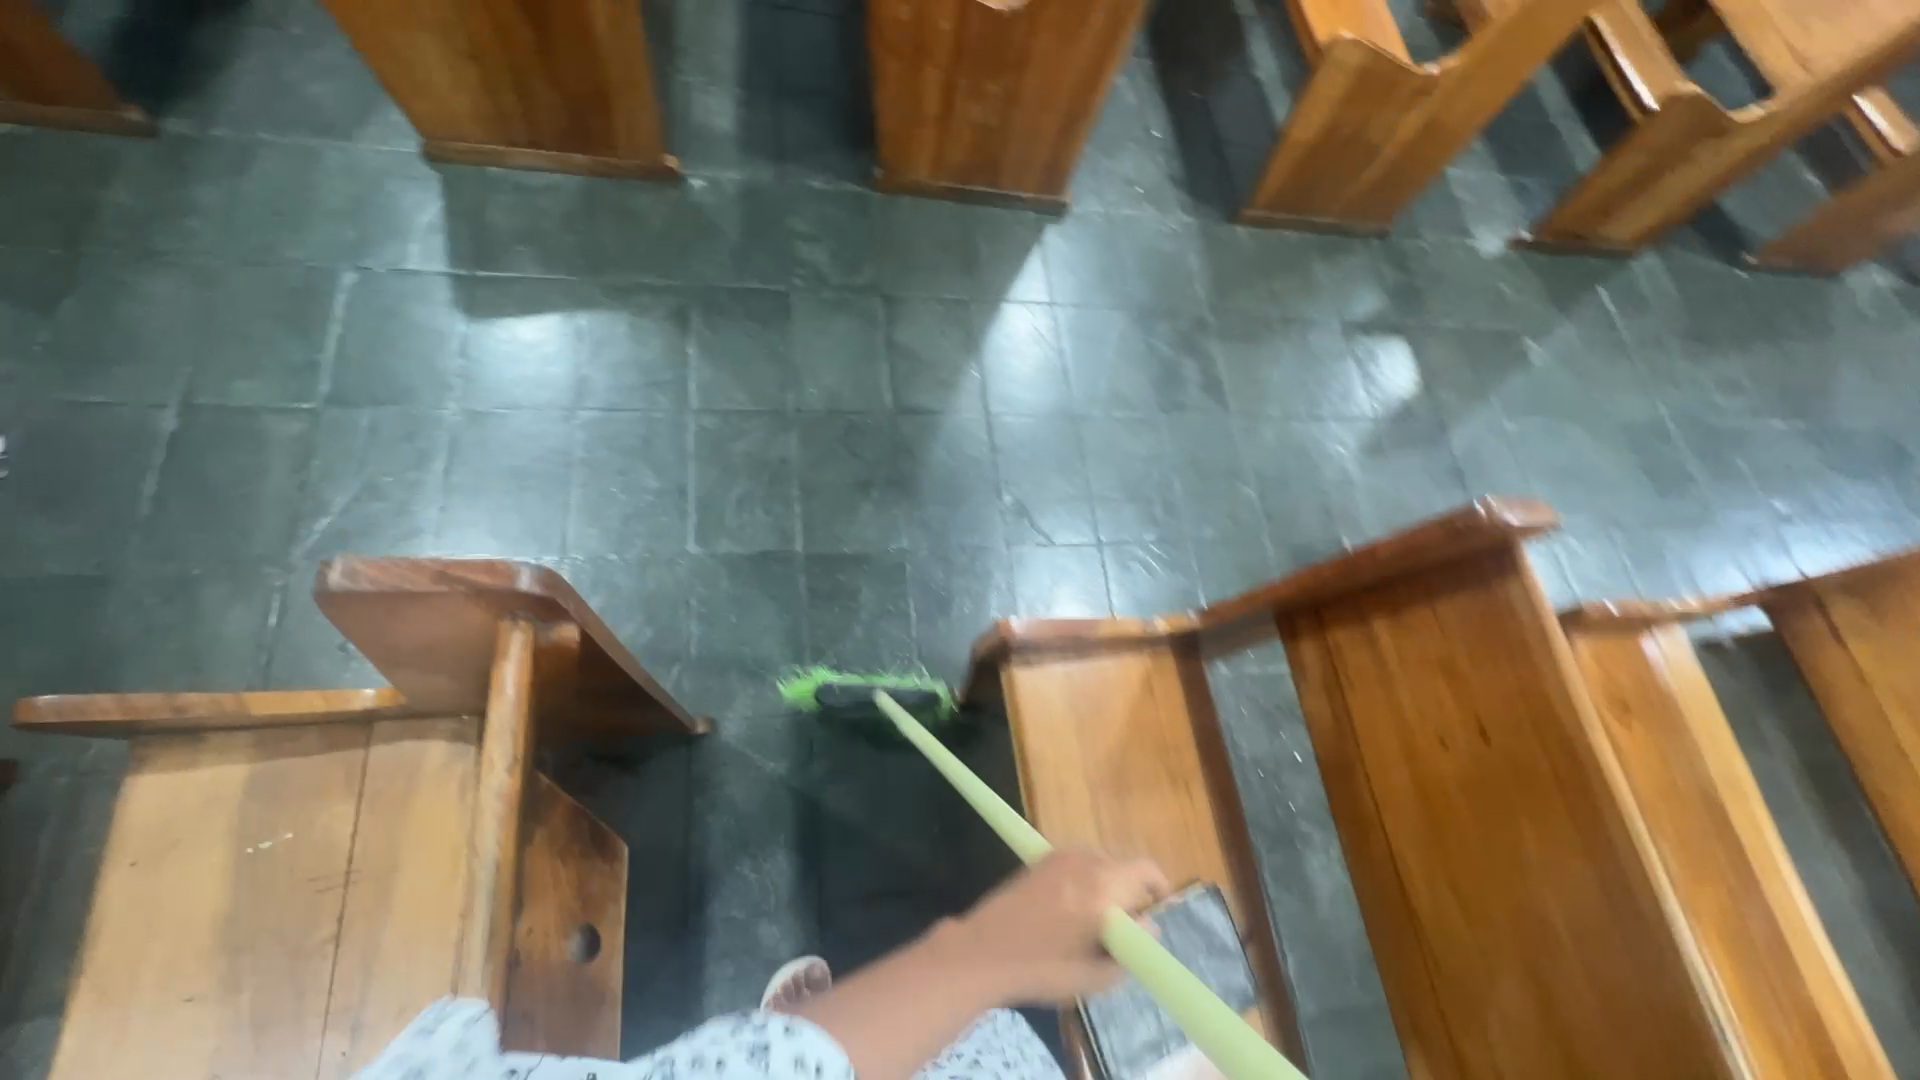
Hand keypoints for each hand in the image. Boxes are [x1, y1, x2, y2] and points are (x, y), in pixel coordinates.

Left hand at [936, 850, 1169, 1006]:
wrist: (982, 951)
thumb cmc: (1041, 969)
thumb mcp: (1093, 976)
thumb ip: (1129, 953)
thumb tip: (1148, 928)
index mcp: (1103, 888)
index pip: (1145, 870)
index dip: (1158, 888)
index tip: (1155, 912)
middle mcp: (1085, 862)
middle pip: (1123, 865)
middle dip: (1130, 891)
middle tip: (1124, 926)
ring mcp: (1059, 857)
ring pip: (1099, 862)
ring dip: (1106, 884)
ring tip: (1095, 920)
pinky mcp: (1040, 860)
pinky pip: (1077, 863)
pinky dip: (1084, 879)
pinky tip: (1069, 910)